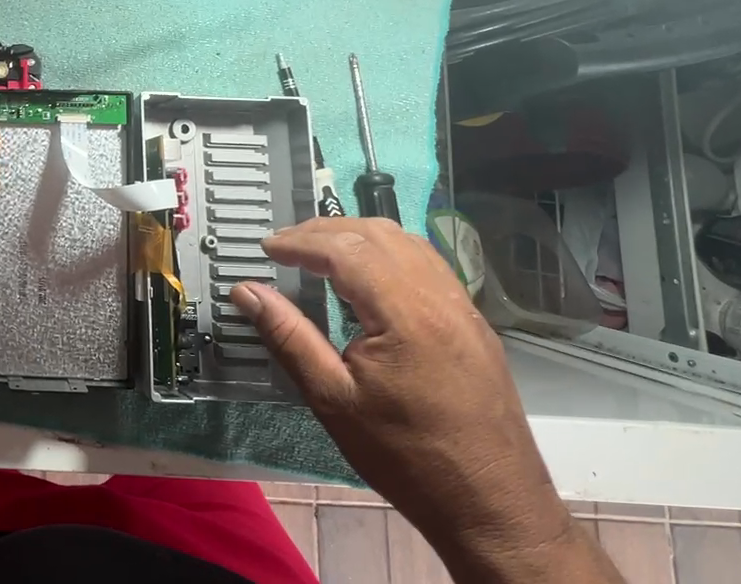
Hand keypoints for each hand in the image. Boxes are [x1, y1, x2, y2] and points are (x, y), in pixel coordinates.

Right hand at [230, 218, 604, 582]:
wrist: (496, 510)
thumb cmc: (406, 458)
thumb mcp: (333, 400)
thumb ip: (288, 336)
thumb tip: (245, 290)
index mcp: (406, 315)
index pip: (346, 250)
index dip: (301, 241)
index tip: (265, 248)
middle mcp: (441, 300)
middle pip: (377, 235)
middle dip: (324, 230)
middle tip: (284, 245)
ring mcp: (464, 310)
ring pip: (407, 243)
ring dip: (357, 236)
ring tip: (317, 252)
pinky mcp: (474, 325)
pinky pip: (428, 264)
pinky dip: (387, 252)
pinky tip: (365, 275)